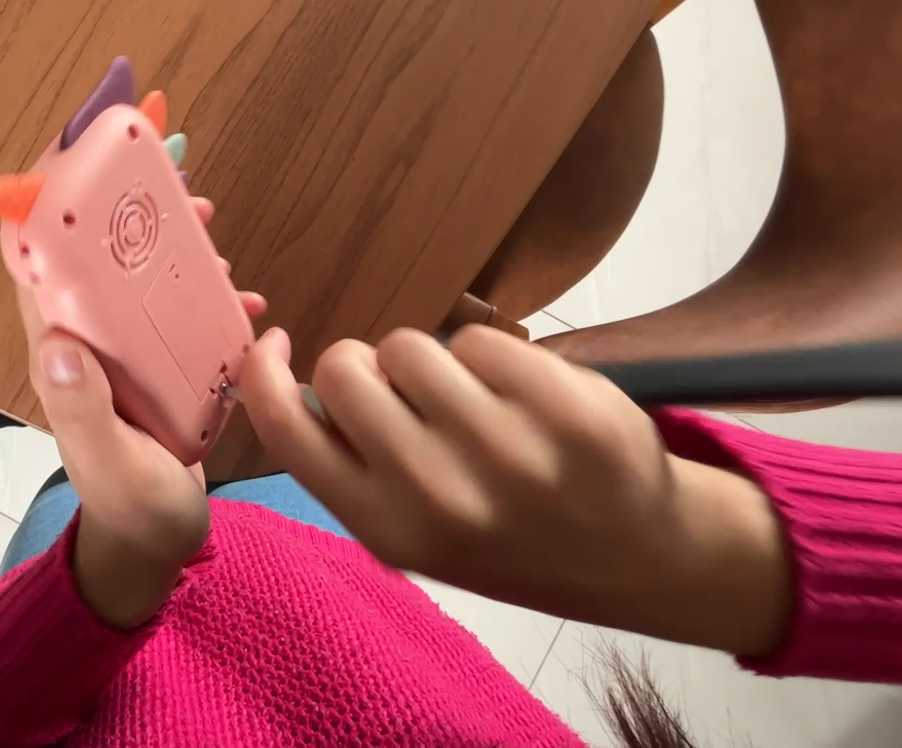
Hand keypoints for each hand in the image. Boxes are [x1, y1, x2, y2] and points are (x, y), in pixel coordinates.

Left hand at [16, 197, 262, 628]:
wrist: (157, 541)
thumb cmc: (131, 509)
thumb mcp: (110, 463)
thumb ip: (82, 409)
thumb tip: (56, 342)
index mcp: (61, 355)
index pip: (38, 264)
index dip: (50, 207)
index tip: (86, 159)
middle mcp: (87, 342)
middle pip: (97, 255)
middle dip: (129, 212)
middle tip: (175, 189)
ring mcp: (123, 351)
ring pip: (139, 276)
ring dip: (172, 244)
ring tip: (210, 227)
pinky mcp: (157, 363)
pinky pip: (176, 309)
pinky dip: (205, 291)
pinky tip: (243, 300)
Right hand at [236, 324, 789, 655]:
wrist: (639, 563)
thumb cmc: (498, 535)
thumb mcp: (403, 525)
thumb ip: (342, 460)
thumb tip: (286, 373)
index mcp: (383, 526)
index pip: (285, 426)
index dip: (263, 369)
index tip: (276, 343)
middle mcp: (439, 495)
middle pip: (343, 366)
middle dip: (365, 368)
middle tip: (407, 397)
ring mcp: (511, 453)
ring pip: (409, 344)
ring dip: (428, 361)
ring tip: (471, 402)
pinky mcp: (573, 412)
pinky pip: (478, 337)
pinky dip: (489, 356)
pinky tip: (522, 398)